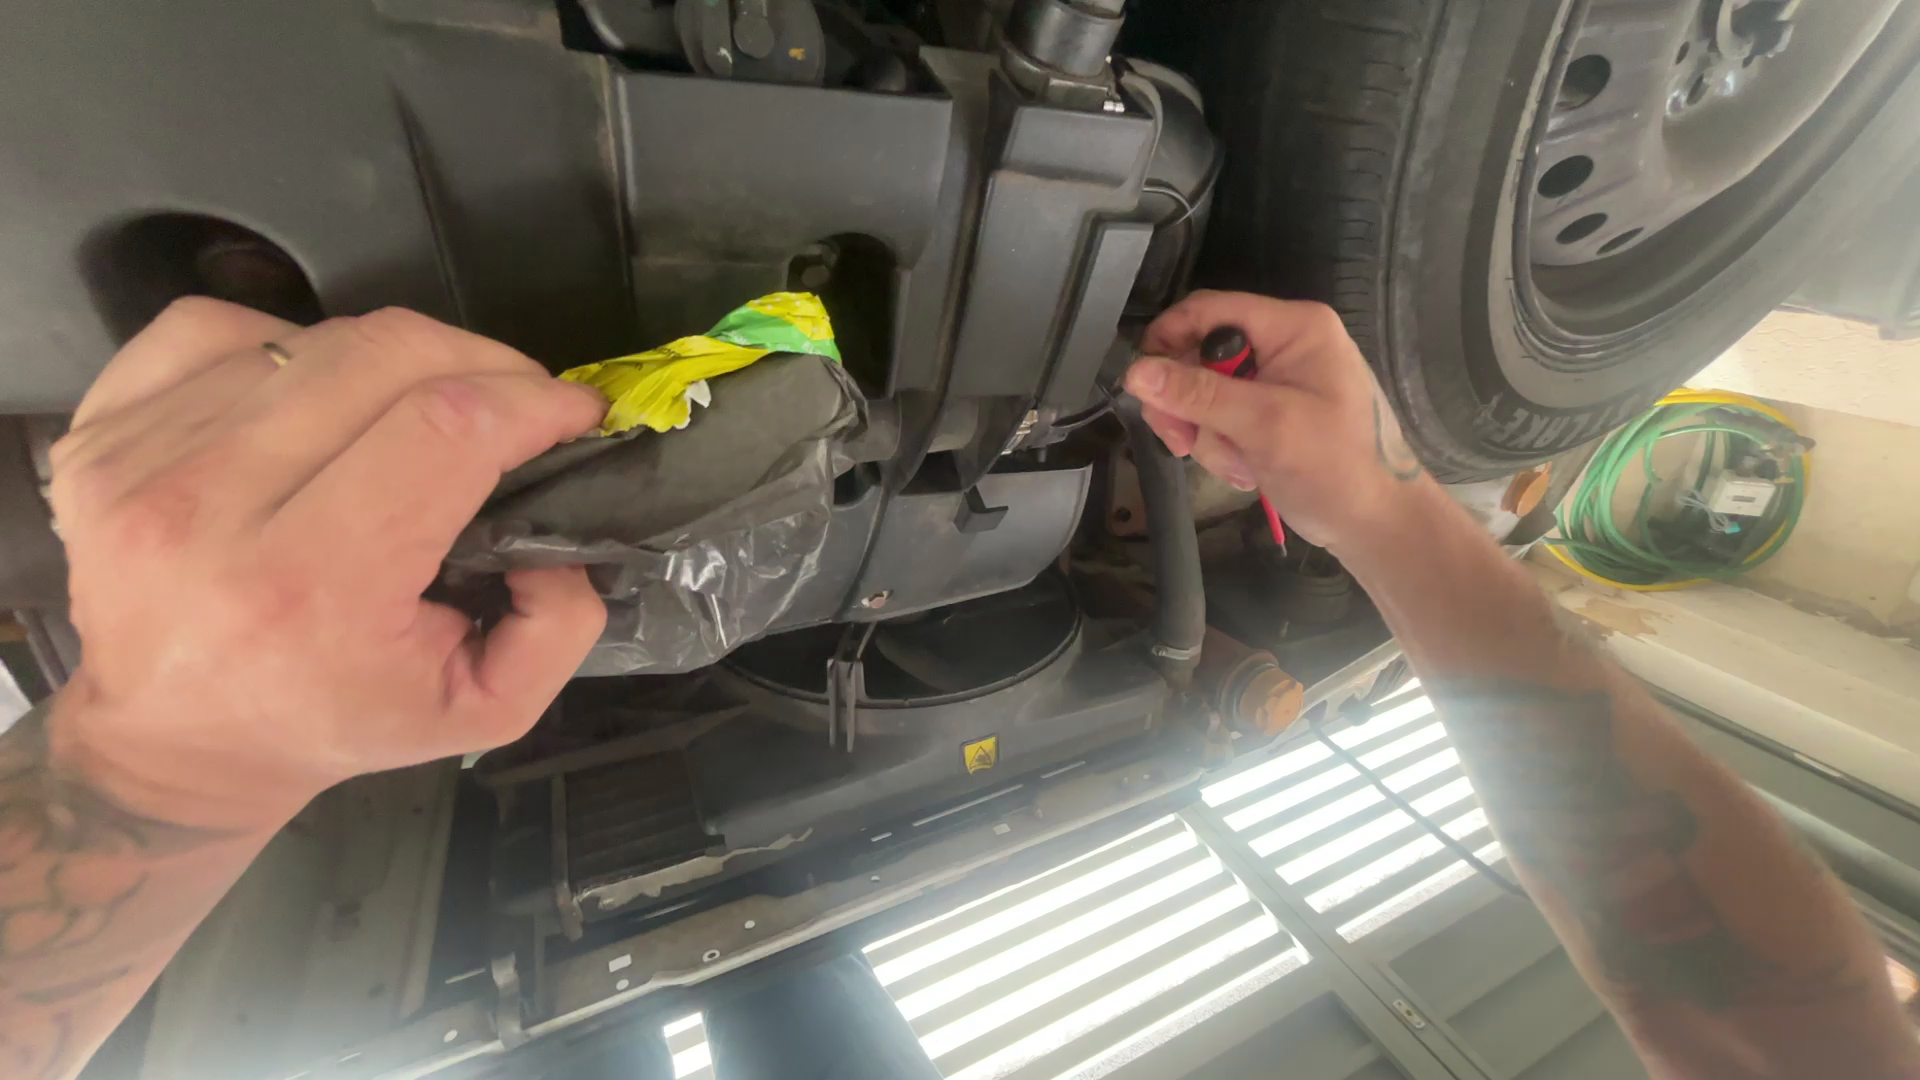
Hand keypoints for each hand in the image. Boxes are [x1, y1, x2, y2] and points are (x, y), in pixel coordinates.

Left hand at [46, 299, 608, 831]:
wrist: (181, 740)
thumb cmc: (347, 720)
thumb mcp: (494, 708)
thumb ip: (561, 626)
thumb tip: (562, 535)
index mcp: (316, 583)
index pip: (446, 429)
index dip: (534, 401)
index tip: (580, 414)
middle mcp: (211, 507)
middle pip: (389, 357)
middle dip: (493, 364)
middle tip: (531, 402)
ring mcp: (142, 458)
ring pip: (324, 336)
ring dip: (421, 357)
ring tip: (454, 402)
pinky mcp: (103, 430)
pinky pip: (230, 329)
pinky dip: (314, 346)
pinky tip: (343, 396)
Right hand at [1123, 290, 1432, 551]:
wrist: (1372, 521)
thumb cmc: (1334, 466)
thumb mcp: (1263, 425)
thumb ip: (1198, 395)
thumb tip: (1135, 372)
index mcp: (1292, 327)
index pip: (1208, 310)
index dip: (1167, 339)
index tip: (1142, 384)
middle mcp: (1280, 345)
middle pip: (1197, 357)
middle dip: (1186, 404)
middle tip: (1181, 442)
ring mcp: (1271, 382)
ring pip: (1200, 396)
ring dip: (1206, 435)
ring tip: (1237, 464)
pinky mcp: (1264, 414)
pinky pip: (1217, 420)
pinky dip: (1220, 448)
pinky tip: (1245, 469)